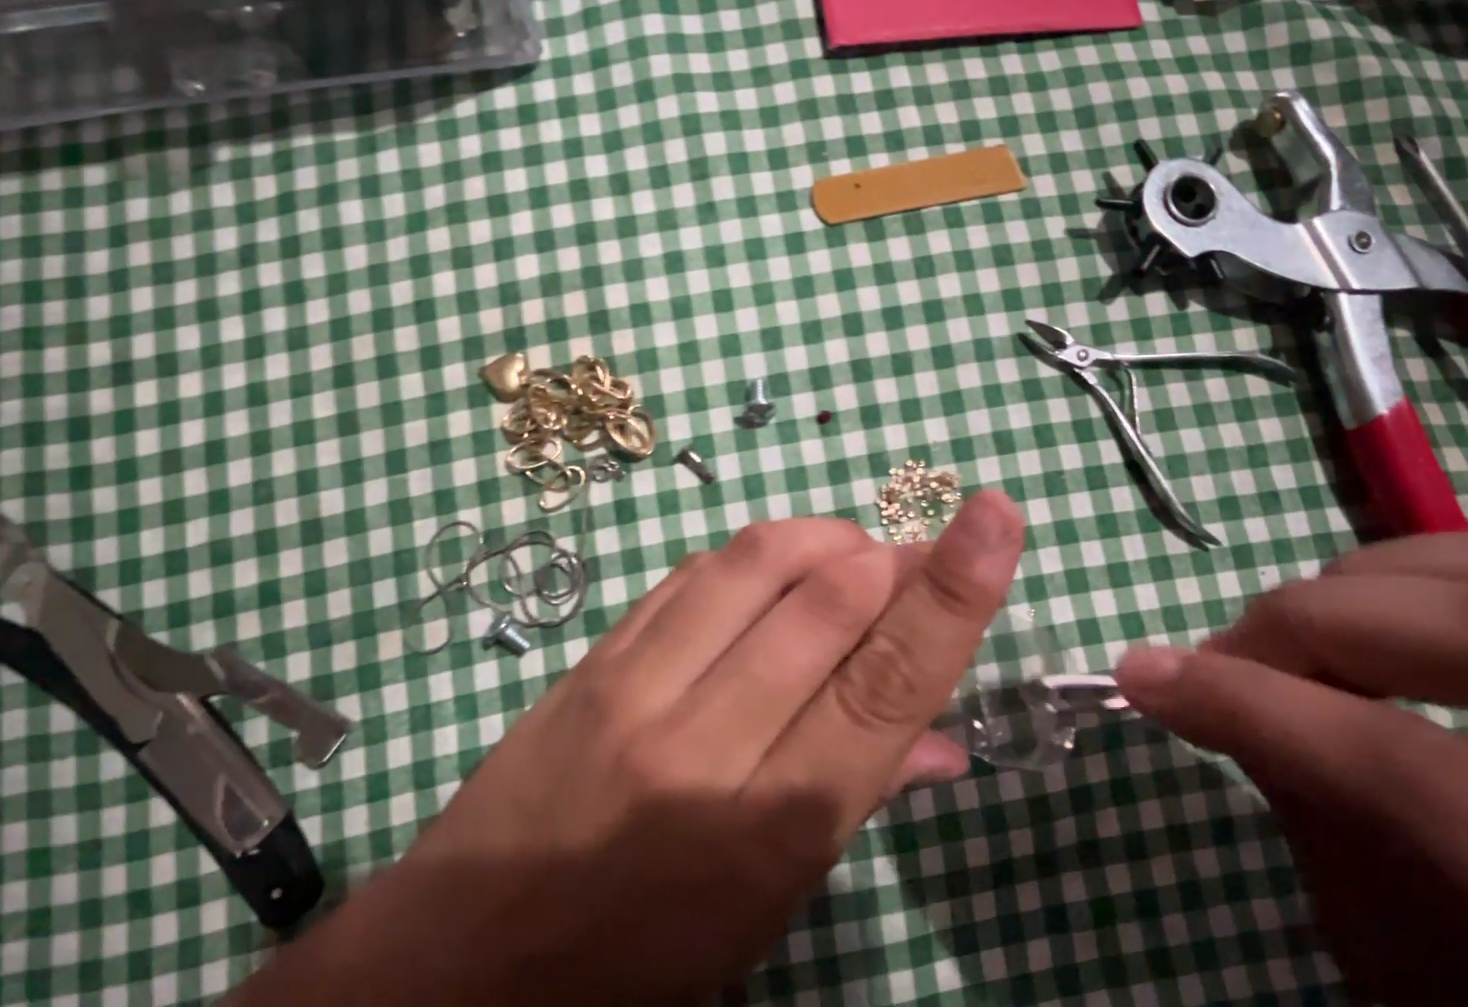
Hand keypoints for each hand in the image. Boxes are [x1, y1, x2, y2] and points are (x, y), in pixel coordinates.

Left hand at [228, 493, 1025, 1004]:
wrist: (472, 949)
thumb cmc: (643, 948)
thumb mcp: (766, 905)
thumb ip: (856, 802)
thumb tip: (943, 738)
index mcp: (773, 827)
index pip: (885, 686)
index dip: (951, 596)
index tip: (994, 518)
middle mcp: (708, 742)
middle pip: (825, 605)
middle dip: (890, 558)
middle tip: (917, 555)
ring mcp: (636, 689)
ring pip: (752, 565)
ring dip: (822, 538)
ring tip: (851, 553)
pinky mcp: (590, 658)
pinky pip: (687, 574)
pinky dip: (749, 556)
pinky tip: (771, 568)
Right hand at [1116, 527, 1467, 1005]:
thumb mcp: (1420, 979)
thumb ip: (1327, 837)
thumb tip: (1222, 702)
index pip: (1432, 781)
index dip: (1267, 710)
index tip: (1141, 676)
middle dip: (1317, 625)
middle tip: (1224, 657)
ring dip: (1374, 583)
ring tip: (1300, 636)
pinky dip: (1445, 566)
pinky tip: (1388, 614)